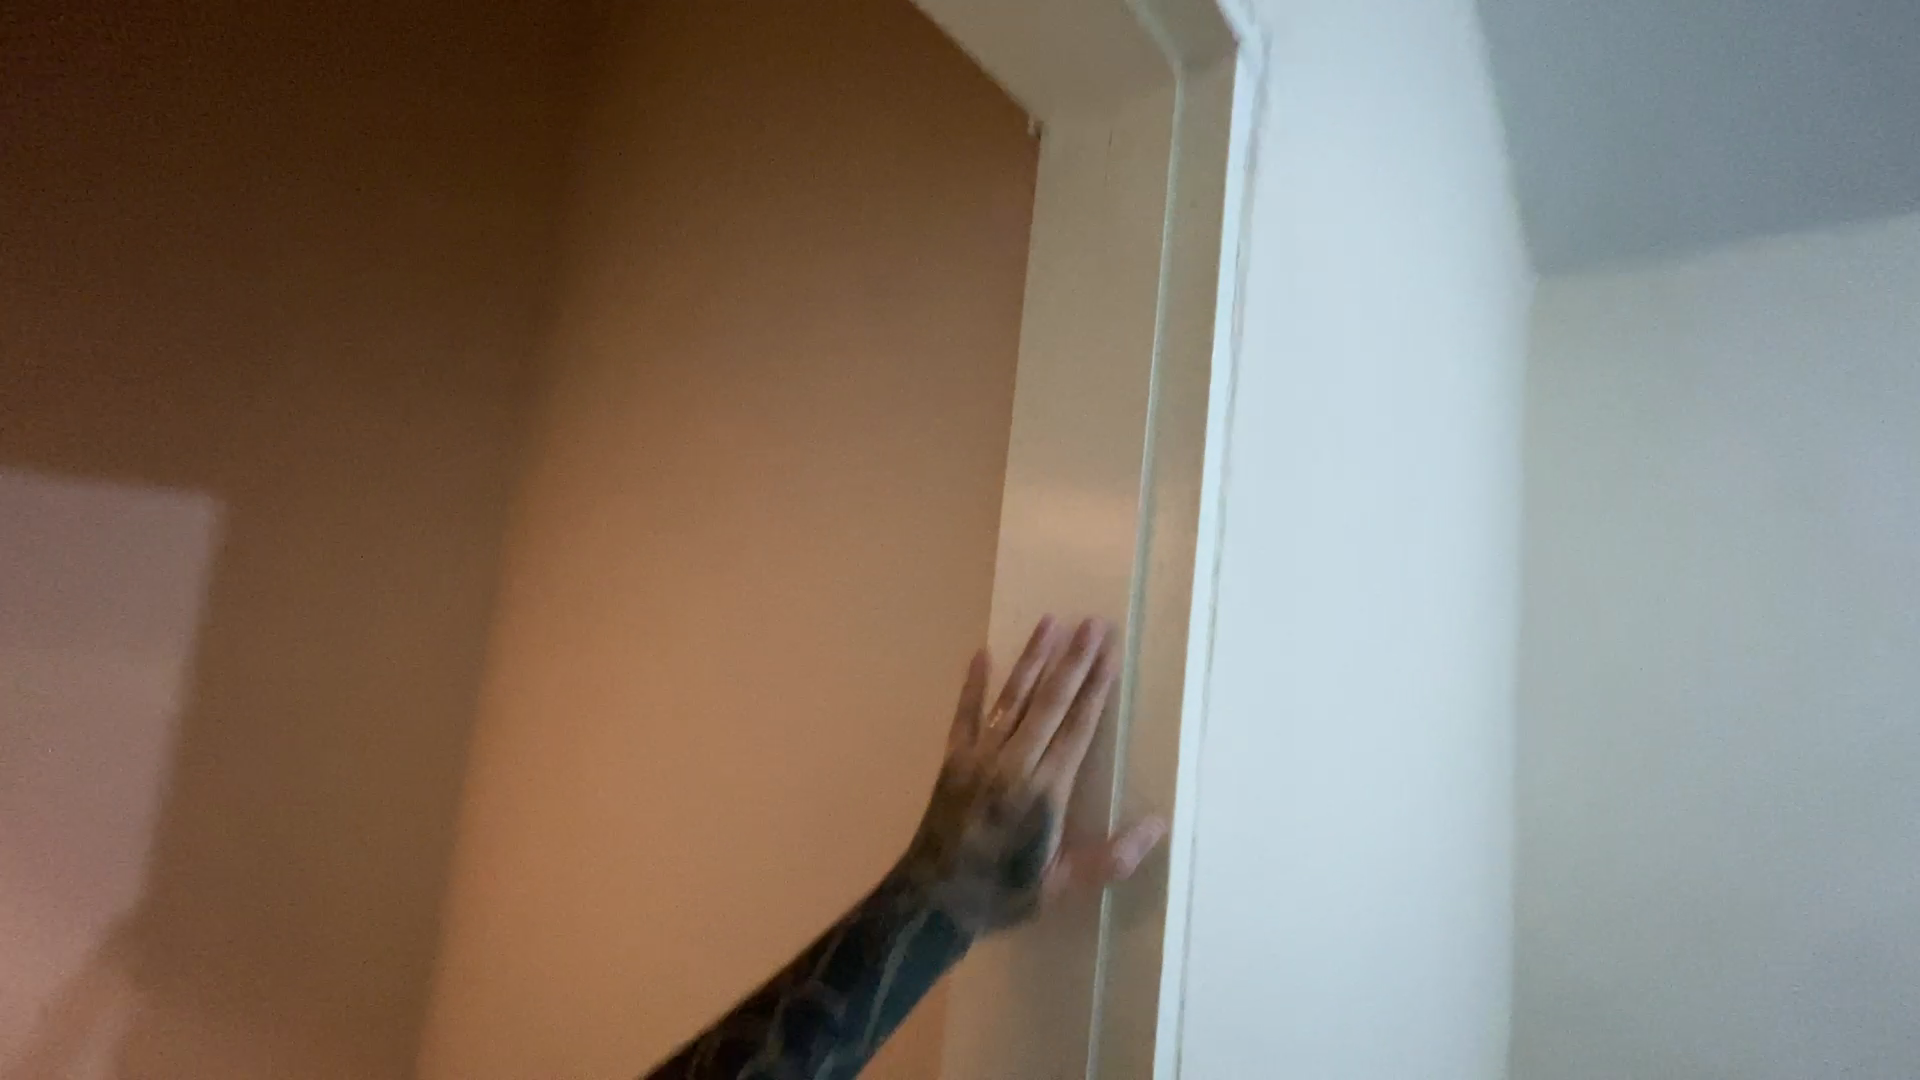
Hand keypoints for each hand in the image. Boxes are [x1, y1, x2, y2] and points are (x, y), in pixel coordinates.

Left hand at [899, 616, 1168, 933]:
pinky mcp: (954, 756)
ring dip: (1033, 659)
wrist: (936, 897)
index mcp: (1047, 789)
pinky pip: (966, 712)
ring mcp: (981, 754)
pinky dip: (974, 683)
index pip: (1079, 726)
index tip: (1110, 653)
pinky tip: (982, 652)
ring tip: (1050, 622)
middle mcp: (1016, 761)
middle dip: (1074, 660)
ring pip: (1013, 698)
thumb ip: (1112, 857)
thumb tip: (1159, 823)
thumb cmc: (1005, 892)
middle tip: (1092, 624)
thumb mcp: (1064, 885)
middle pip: (1051, 701)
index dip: (1096, 687)